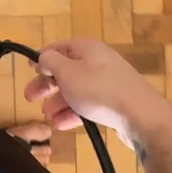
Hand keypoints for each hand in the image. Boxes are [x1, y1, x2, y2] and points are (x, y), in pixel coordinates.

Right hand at [24, 38, 171, 147]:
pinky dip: (74, 112)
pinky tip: (62, 125)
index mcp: (86, 48)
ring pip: (77, 89)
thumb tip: (43, 57)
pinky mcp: (116, 102)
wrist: (142, 116)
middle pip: (67, 70)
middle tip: (31, 97)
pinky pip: (90, 103)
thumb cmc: (98, 89)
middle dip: (47, 84)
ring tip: (47, 115)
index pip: (58, 47)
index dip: (42, 58)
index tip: (30, 71)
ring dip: (59, 101)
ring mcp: (109, 82)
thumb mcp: (66, 72)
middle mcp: (98, 61)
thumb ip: (50, 62)